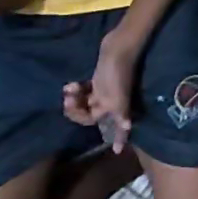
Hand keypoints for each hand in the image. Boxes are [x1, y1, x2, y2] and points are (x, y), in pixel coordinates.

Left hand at [65, 37, 140, 152]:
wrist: (118, 47)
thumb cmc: (118, 72)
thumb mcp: (118, 94)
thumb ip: (121, 112)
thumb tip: (127, 128)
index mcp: (117, 107)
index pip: (116, 127)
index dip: (118, 137)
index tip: (116, 150)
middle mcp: (112, 102)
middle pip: (91, 116)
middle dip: (76, 112)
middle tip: (70, 100)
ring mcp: (105, 91)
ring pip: (85, 105)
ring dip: (74, 100)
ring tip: (70, 89)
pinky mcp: (99, 81)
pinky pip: (84, 93)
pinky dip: (76, 91)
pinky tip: (72, 84)